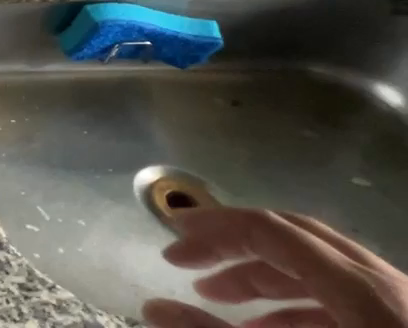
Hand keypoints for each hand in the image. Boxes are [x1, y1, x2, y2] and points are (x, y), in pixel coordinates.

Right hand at [143, 207, 407, 327]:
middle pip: (297, 240)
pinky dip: (302, 309)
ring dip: (265, 279)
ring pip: (324, 273)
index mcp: (363, 290)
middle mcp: (392, 289)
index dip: (212, 231)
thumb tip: (153, 308)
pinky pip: (352, 303)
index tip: (171, 251)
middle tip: (188, 264)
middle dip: (235, 249)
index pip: (269, 229)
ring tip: (222, 303)